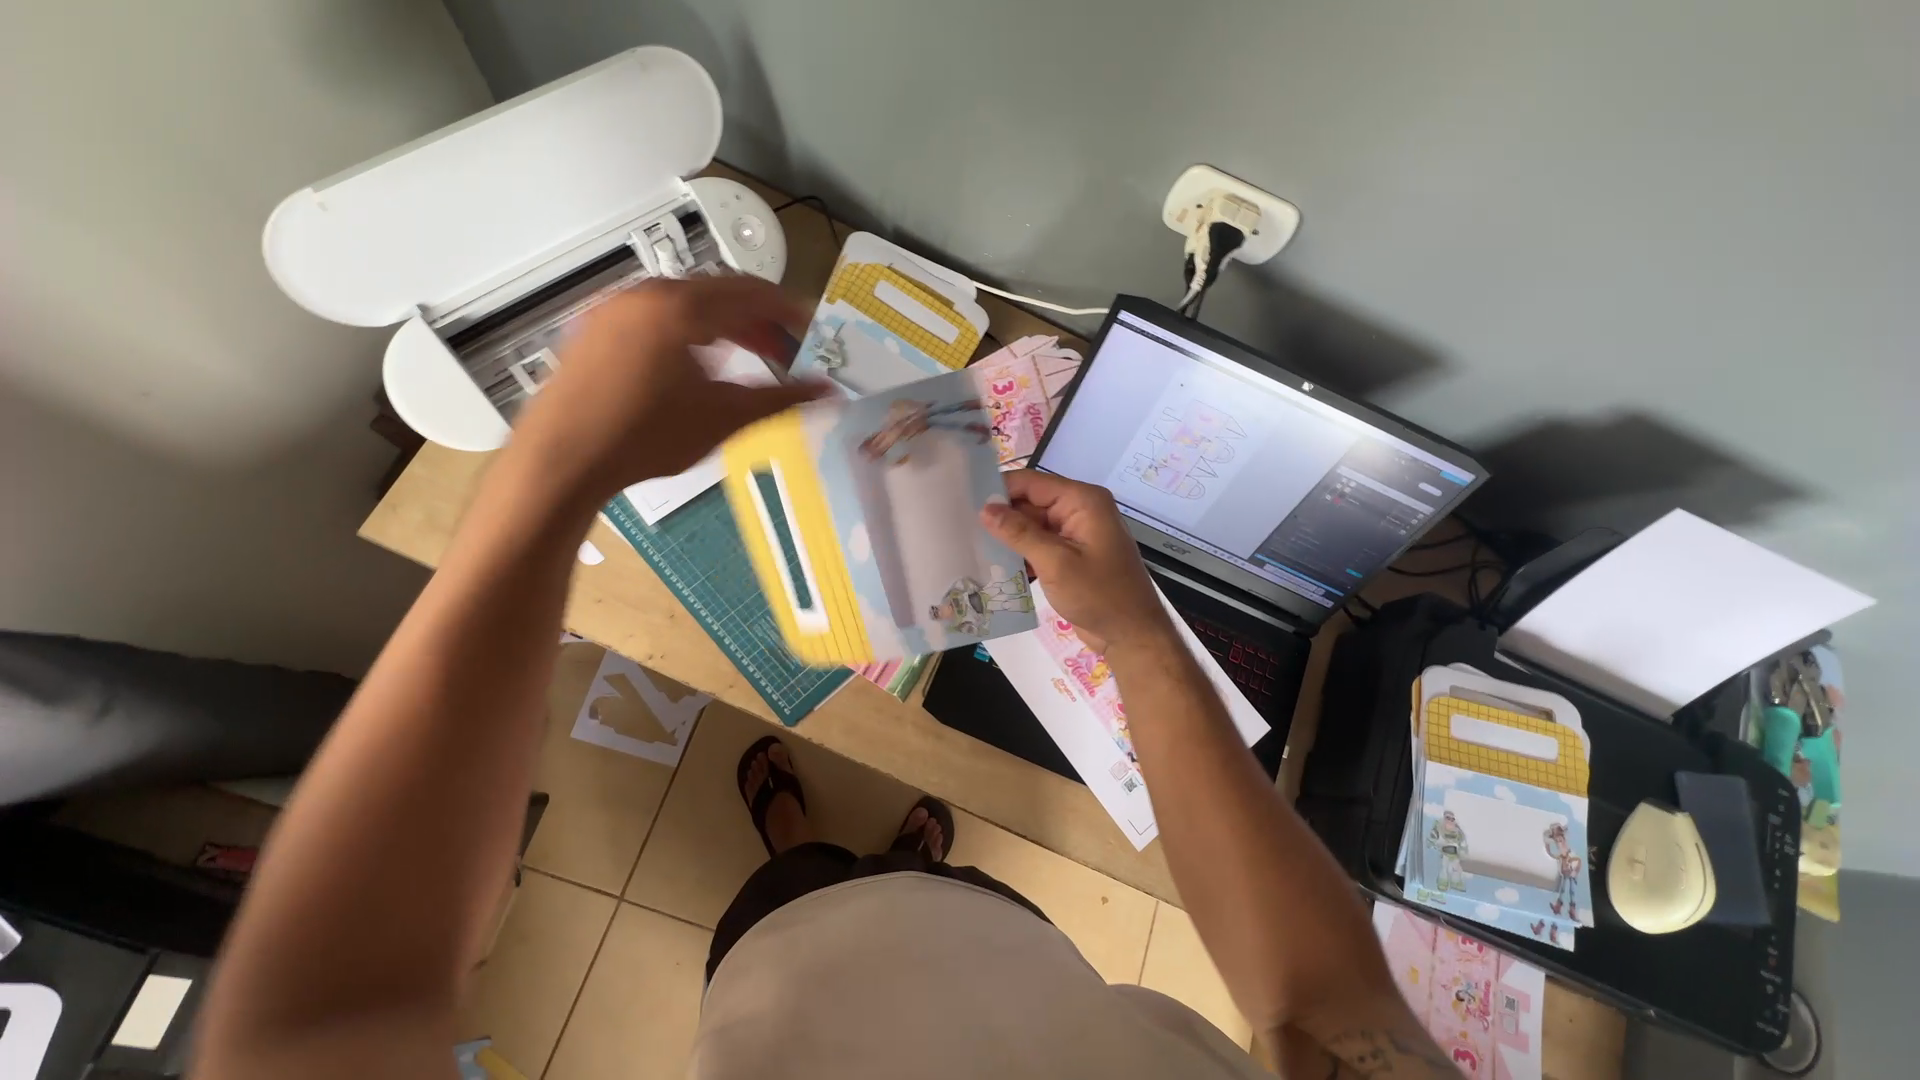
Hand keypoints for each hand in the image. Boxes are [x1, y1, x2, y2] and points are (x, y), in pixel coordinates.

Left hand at [509, 277, 828, 499]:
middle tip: (783, 351)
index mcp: (680, 307)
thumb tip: (828, 392)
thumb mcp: (724, 418)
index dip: (787, 310)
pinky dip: (686, 333)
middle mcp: (645, 295)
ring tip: (744, 361)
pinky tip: (695, 368)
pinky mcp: (594, 330)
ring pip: (683, 305)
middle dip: (756, 321)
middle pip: (716, 294)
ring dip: (721, 327)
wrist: (561, 460)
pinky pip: (654, 317)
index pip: (750, 292)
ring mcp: (614, 309)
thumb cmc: (646, 438)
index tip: (811, 328)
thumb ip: (781, 399)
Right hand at [981, 470, 1175, 654]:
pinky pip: (1039, 546)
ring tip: (971, 546)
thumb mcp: (1056, 563)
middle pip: (1030, 503)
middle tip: (960, 527)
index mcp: (1082, 501)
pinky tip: (994, 566)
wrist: (1132, 635)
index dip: (999, 489)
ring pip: (1031, 526)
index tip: (963, 500)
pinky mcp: (1071, 556)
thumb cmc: (1100, 596)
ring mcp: (1075, 534)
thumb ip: (1019, 533)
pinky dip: (1021, 554)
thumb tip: (985, 509)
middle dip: (1000, 516)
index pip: (1031, 482)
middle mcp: (1079, 510)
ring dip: (1008, 539)